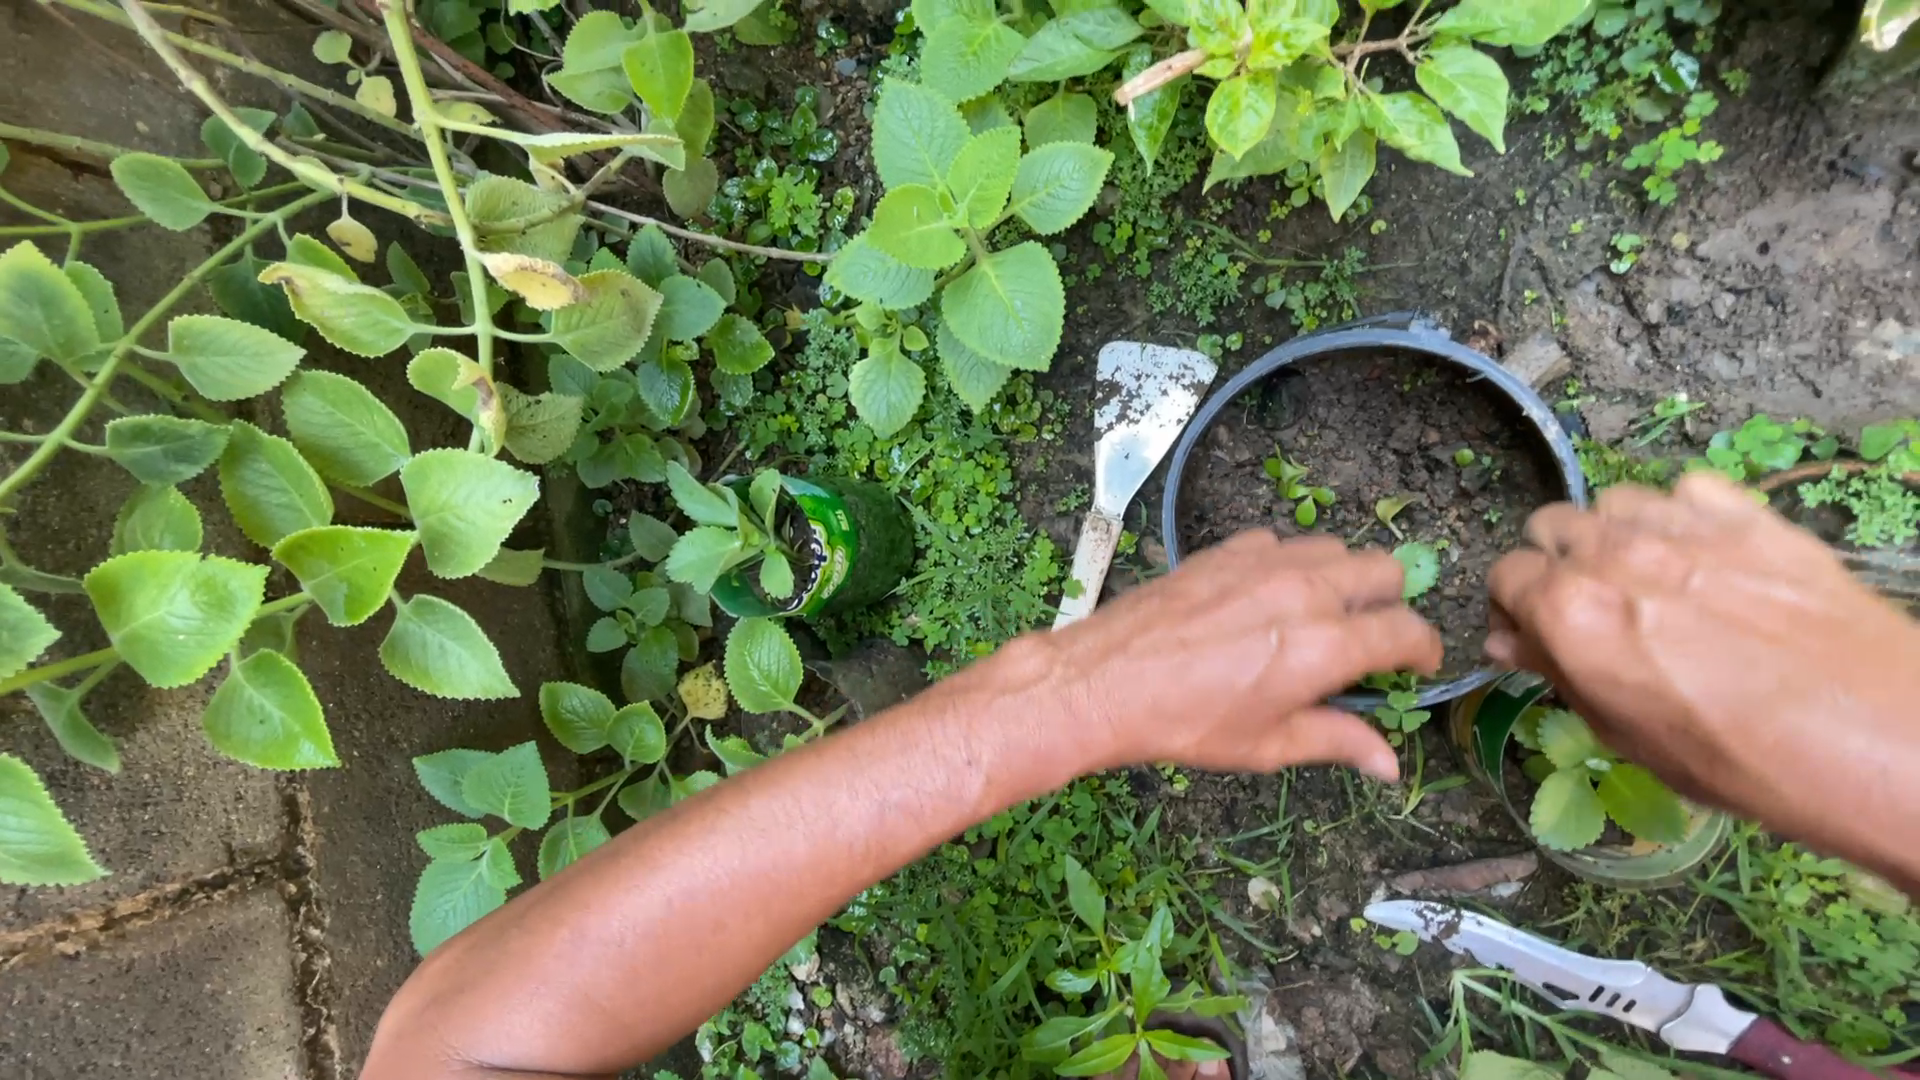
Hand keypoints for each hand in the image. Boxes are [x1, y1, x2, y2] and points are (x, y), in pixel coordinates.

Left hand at [1038, 531, 1441, 779]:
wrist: (1105, 680)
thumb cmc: (1186, 723)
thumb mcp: (1266, 745)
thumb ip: (1336, 741)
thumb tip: (1388, 764)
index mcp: (1325, 645)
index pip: (1407, 629)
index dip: (1422, 650)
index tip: (1413, 666)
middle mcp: (1303, 590)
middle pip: (1383, 569)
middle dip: (1389, 602)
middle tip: (1365, 637)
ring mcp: (1260, 563)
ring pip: (1333, 548)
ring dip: (1340, 577)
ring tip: (1316, 614)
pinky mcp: (1222, 551)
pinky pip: (1277, 542)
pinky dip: (1287, 563)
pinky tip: (1264, 594)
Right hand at [1486, 471, 1919, 887]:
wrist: (1889, 748)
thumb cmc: (1735, 757)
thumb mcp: (1619, 730)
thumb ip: (1553, 671)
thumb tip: (1509, 642)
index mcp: (1566, 609)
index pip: (1503, 575)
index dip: (1514, 606)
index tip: (1535, 632)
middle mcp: (1609, 556)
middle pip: (1547, 526)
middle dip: (1554, 561)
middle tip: (1588, 601)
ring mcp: (1683, 530)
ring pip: (1610, 502)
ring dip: (1611, 532)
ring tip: (1644, 571)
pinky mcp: (1751, 519)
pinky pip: (1688, 489)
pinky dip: (1681, 513)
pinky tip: (1700, 553)